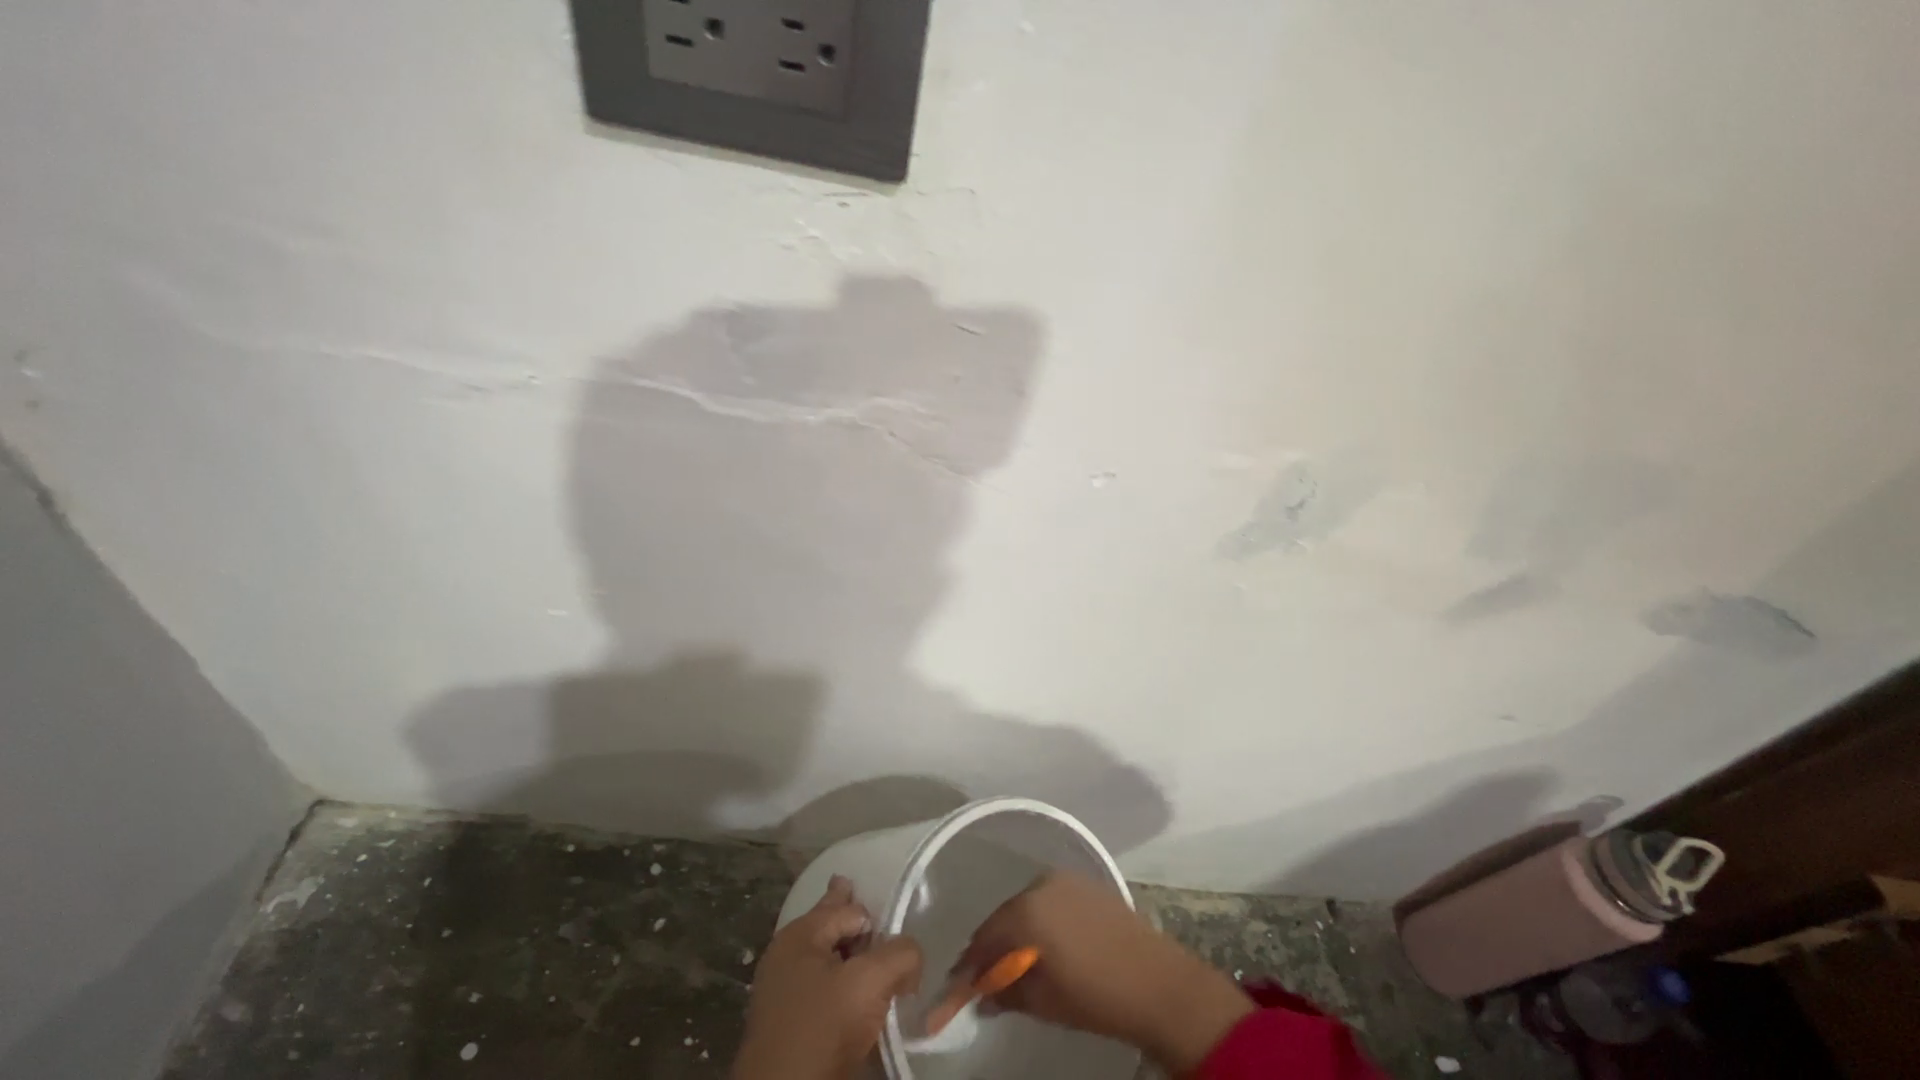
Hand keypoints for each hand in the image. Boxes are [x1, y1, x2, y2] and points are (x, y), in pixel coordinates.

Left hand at [732, 875, 923, 1079]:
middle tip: (856, 894)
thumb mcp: (871, 981)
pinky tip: (858, 996)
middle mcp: (788, 957)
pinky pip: (823, 992)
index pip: (847, 909)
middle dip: (848, 919)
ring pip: (825, 962)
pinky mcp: (791, 1024)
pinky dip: (842, 988)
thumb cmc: (823, 1024)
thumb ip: (900, 954)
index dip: (873, 913)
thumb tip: (910, 956)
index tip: (891, 911)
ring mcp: (784, 993)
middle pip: (828, 929)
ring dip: (850, 959)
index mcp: (800, 936)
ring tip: (871, 955)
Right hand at [961, 872, 1252, 1074]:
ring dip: (1019, 931)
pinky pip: (1054, 901)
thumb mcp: (1043, 1001)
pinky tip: (1049, 945)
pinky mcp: (1091, 886)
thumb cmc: (1096, 996)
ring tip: (1020, 962)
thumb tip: (984, 994)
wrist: (1161, 985)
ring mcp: (1070, 882)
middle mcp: (1042, 886)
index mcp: (1025, 911)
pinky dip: (1044, 921)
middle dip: (995, 945)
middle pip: (1005, 917)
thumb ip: (1005, 992)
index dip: (972, 963)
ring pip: (1030, 906)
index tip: (964, 985)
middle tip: (990, 975)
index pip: (984, 937)